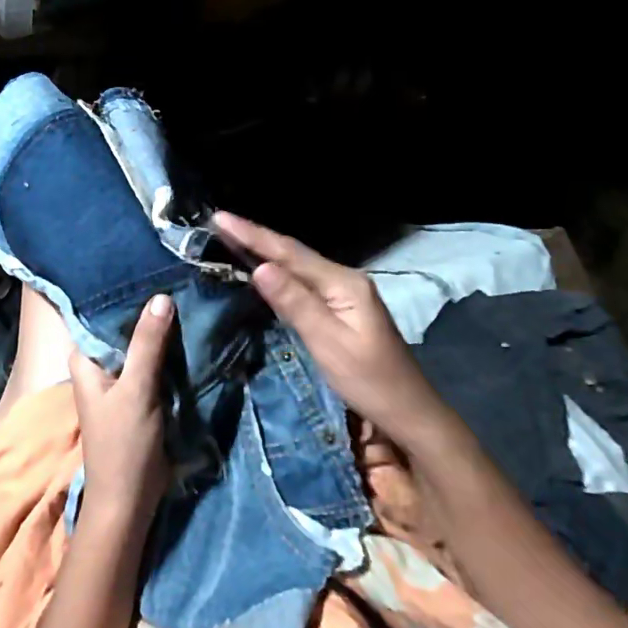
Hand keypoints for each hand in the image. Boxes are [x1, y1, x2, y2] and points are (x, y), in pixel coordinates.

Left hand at [67, 294, 173, 525]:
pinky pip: (156, 364)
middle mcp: (101, 365)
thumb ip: (147, 344)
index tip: (156, 270)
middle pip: (126, 329)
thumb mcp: (136, 390)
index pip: (102, 315)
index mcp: (86, 360)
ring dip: (163, 331)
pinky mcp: (142, 394)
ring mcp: (123, 380)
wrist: (131, 499)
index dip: (127, 295)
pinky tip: (192, 332)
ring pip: (143, 346)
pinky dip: (171, 353)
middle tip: (181, 279)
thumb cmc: (123, 444)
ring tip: (191, 297)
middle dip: (150, 311)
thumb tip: (161, 297)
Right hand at [213, 211, 448, 443]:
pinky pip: (305, 281)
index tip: (220, 218)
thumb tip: (260, 267)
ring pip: (299, 265)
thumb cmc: (369, 380)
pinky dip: (280, 271)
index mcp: (344, 283)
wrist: (408, 410)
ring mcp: (346, 293)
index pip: (290, 253)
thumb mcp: (328, 343)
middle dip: (256, 237)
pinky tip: (265, 270)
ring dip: (266, 251)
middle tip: (219, 222)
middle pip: (294, 253)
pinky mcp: (343, 308)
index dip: (253, 235)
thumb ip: (295, 303)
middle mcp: (346, 279)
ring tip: (233, 237)